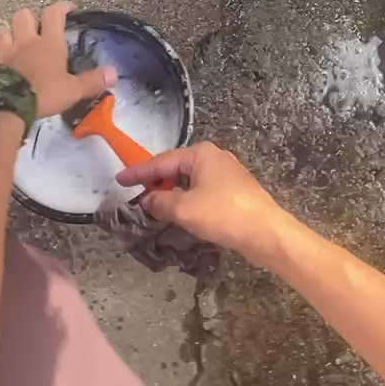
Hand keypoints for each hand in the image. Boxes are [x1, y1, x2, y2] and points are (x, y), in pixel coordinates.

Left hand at [0, 2, 112, 119]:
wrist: (9, 107)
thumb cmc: (45, 93)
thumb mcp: (74, 89)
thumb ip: (93, 80)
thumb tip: (114, 73)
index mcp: (49, 42)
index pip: (54, 13)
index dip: (62, 7)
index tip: (70, 9)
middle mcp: (27, 41)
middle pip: (24, 14)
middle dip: (32, 16)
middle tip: (39, 26)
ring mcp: (8, 52)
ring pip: (5, 30)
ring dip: (12, 32)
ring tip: (19, 41)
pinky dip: (2, 54)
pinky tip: (8, 63)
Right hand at [116, 143, 294, 263]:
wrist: (265, 231)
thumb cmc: (224, 214)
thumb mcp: (185, 209)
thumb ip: (161, 202)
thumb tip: (147, 200)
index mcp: (201, 154)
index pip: (161, 161)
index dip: (138, 172)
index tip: (119, 178)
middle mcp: (214, 157)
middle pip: (176, 167)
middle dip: (156, 181)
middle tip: (135, 194)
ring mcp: (226, 172)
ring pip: (189, 180)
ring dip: (171, 192)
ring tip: (154, 206)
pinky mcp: (233, 190)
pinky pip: (201, 190)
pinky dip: (187, 198)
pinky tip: (180, 212)